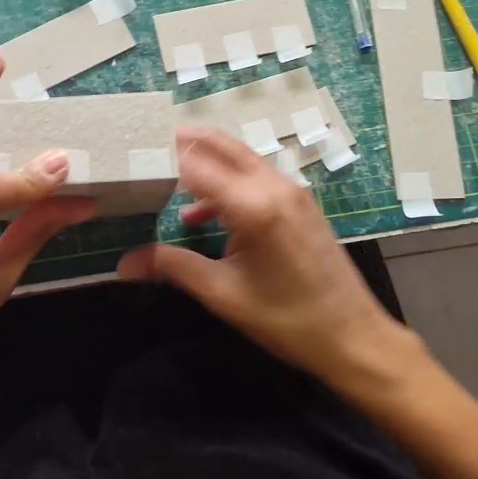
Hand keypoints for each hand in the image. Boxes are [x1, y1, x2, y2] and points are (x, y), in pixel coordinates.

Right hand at [118, 126, 414, 390]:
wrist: (353, 336)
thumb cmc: (286, 318)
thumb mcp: (222, 293)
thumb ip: (173, 267)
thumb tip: (124, 263)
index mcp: (254, 205)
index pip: (197, 164)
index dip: (164, 156)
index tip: (133, 154)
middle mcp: (274, 187)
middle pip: (223, 147)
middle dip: (186, 142)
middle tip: (148, 142)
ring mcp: (293, 192)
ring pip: (242, 159)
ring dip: (208, 160)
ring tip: (168, 173)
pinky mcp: (301, 204)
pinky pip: (258, 177)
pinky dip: (228, 181)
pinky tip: (204, 214)